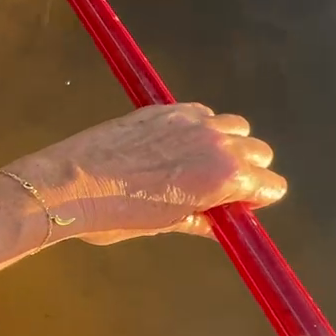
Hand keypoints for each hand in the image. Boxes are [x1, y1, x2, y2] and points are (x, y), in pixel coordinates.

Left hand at [4, 103, 285, 244]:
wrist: (64, 185)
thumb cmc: (109, 215)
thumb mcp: (159, 225)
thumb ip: (195, 221)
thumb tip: (215, 225)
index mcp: (226, 179)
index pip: (271, 186)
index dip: (252, 199)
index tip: (230, 207)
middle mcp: (218, 144)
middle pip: (257, 152)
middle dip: (242, 169)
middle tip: (208, 187)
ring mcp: (191, 122)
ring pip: (232, 127)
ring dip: (221, 143)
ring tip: (186, 164)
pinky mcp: (164, 110)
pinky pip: (198, 113)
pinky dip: (193, 127)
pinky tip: (164, 145)